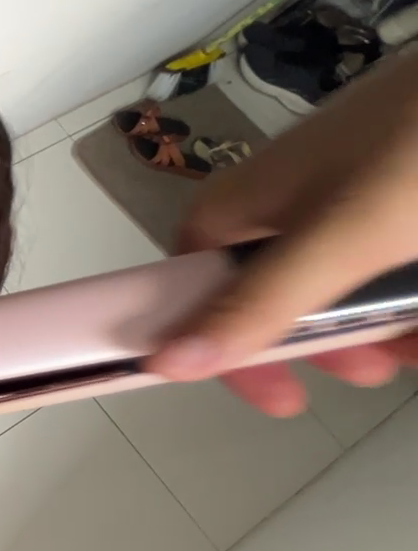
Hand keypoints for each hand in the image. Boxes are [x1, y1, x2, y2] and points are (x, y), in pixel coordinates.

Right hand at [149, 55, 417, 414]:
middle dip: (318, 343)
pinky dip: (401, 292)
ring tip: (416, 348)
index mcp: (225, 218)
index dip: (227, 354)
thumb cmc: (416, 153)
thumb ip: (254, 306)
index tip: (281, 397)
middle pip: (266, 297)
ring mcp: (332, 195)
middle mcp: (265, 210)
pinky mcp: (387, 186)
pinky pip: (377, 256)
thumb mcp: (341, 241)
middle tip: (368, 374)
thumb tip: (160, 367)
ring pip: (332, 280)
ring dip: (373, 325)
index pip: (190, 302)